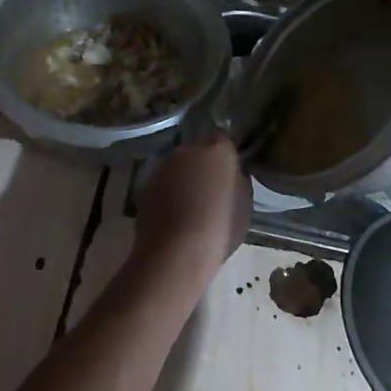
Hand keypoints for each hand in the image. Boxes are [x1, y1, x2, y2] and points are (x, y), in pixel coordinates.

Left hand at [134, 134, 248, 277]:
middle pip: (198, 150)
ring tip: (191, 205)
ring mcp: (163, 166)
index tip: (229, 174)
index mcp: (218, 150)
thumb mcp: (244, 203)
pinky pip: (163, 183)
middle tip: (210, 189)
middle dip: (203, 164)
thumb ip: (238, 180)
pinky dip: (168, 192)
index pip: (224, 140)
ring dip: (184, 178)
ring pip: (178, 166)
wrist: (177, 250)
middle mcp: (188, 150)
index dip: (226, 157)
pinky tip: (174, 214)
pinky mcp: (146, 185)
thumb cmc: (221, 226)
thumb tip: (231, 174)